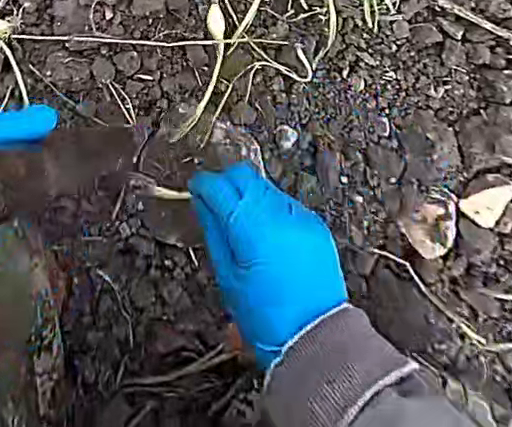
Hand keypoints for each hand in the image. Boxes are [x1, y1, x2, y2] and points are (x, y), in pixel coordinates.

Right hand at [190, 162, 347, 368]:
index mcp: (253, 228)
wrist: (314, 334)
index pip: (222, 187)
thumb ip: (215, 233)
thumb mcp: (229, 278)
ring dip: (249, 195)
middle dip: (226, 182)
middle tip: (214, 199)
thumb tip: (203, 204)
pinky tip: (264, 233)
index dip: (205, 184)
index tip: (197, 186)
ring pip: (266, 186)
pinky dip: (270, 209)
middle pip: (246, 176)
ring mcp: (300, 216)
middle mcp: (279, 213)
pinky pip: (286, 203)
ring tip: (239, 223)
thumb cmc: (268, 318)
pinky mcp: (314, 223)